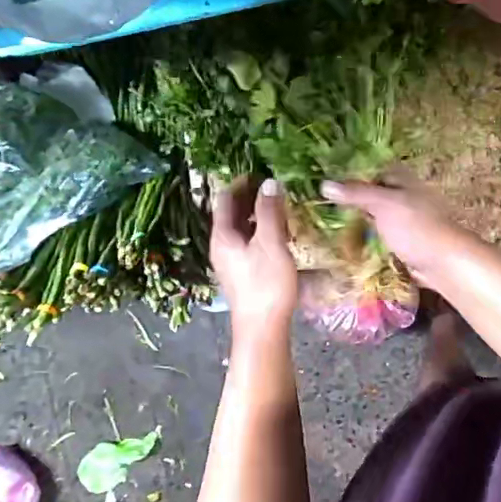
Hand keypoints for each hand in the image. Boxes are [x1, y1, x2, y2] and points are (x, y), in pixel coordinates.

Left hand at [212, 176, 297, 333]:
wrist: (262, 328)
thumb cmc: (266, 285)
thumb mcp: (271, 243)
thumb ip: (270, 211)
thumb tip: (270, 182)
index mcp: (223, 236)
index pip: (225, 198)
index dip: (241, 182)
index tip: (262, 172)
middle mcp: (221, 246)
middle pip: (231, 213)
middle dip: (250, 197)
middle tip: (274, 186)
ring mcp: (231, 261)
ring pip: (241, 229)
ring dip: (257, 214)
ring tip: (279, 206)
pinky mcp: (242, 273)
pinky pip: (248, 243)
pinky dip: (260, 231)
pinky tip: (278, 234)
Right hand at [320, 177, 478, 286]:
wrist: (442, 262)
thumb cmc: (415, 226)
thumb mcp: (383, 204)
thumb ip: (355, 194)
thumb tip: (324, 184)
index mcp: (402, 180)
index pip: (372, 170)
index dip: (351, 176)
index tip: (326, 183)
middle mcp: (404, 197)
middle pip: (373, 194)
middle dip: (352, 201)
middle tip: (322, 206)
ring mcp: (405, 220)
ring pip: (376, 216)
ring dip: (358, 221)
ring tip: (330, 225)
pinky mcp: (404, 242)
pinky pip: (381, 236)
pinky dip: (367, 239)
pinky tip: (350, 243)